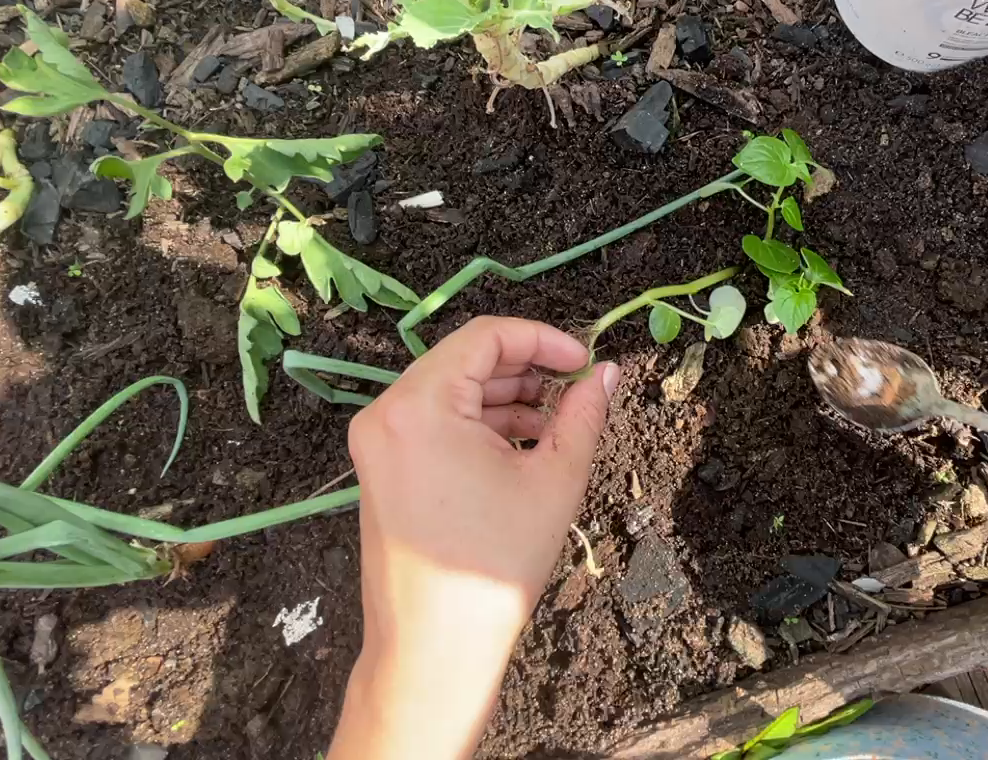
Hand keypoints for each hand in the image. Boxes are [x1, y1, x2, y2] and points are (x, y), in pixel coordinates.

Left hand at [329, 316, 615, 759]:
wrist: (435, 651)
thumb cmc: (496, 560)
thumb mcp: (555, 476)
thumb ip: (585, 411)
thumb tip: (608, 371)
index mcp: (420, 405)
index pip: (486, 336)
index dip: (543, 339)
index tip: (583, 361)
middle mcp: (387, 412)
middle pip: (467, 359)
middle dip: (527, 368)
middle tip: (573, 388)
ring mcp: (379, 440)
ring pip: (454, 388)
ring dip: (508, 396)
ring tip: (554, 423)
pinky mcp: (383, 465)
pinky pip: (437, 419)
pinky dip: (482, 421)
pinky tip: (522, 444)